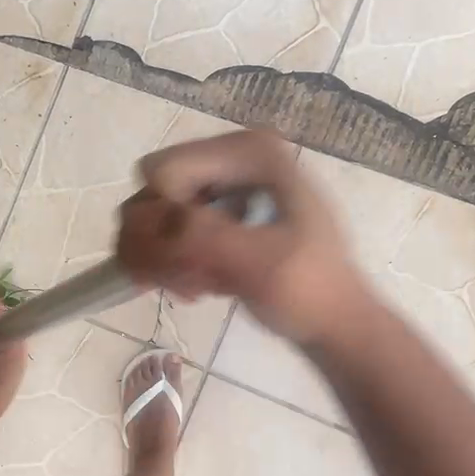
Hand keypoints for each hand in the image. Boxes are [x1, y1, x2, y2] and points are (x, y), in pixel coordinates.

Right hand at [116, 129, 374, 344]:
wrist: (333, 323)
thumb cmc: (310, 292)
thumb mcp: (262, 264)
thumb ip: (204, 237)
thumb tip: (142, 220)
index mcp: (247, 152)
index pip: (163, 172)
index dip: (168, 220)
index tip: (201, 259)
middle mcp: (223, 158)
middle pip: (147, 194)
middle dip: (160, 245)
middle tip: (192, 282)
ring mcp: (211, 186)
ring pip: (142, 217)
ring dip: (158, 261)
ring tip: (195, 287)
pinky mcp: (203, 213)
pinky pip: (151, 234)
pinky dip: (162, 265)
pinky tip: (193, 287)